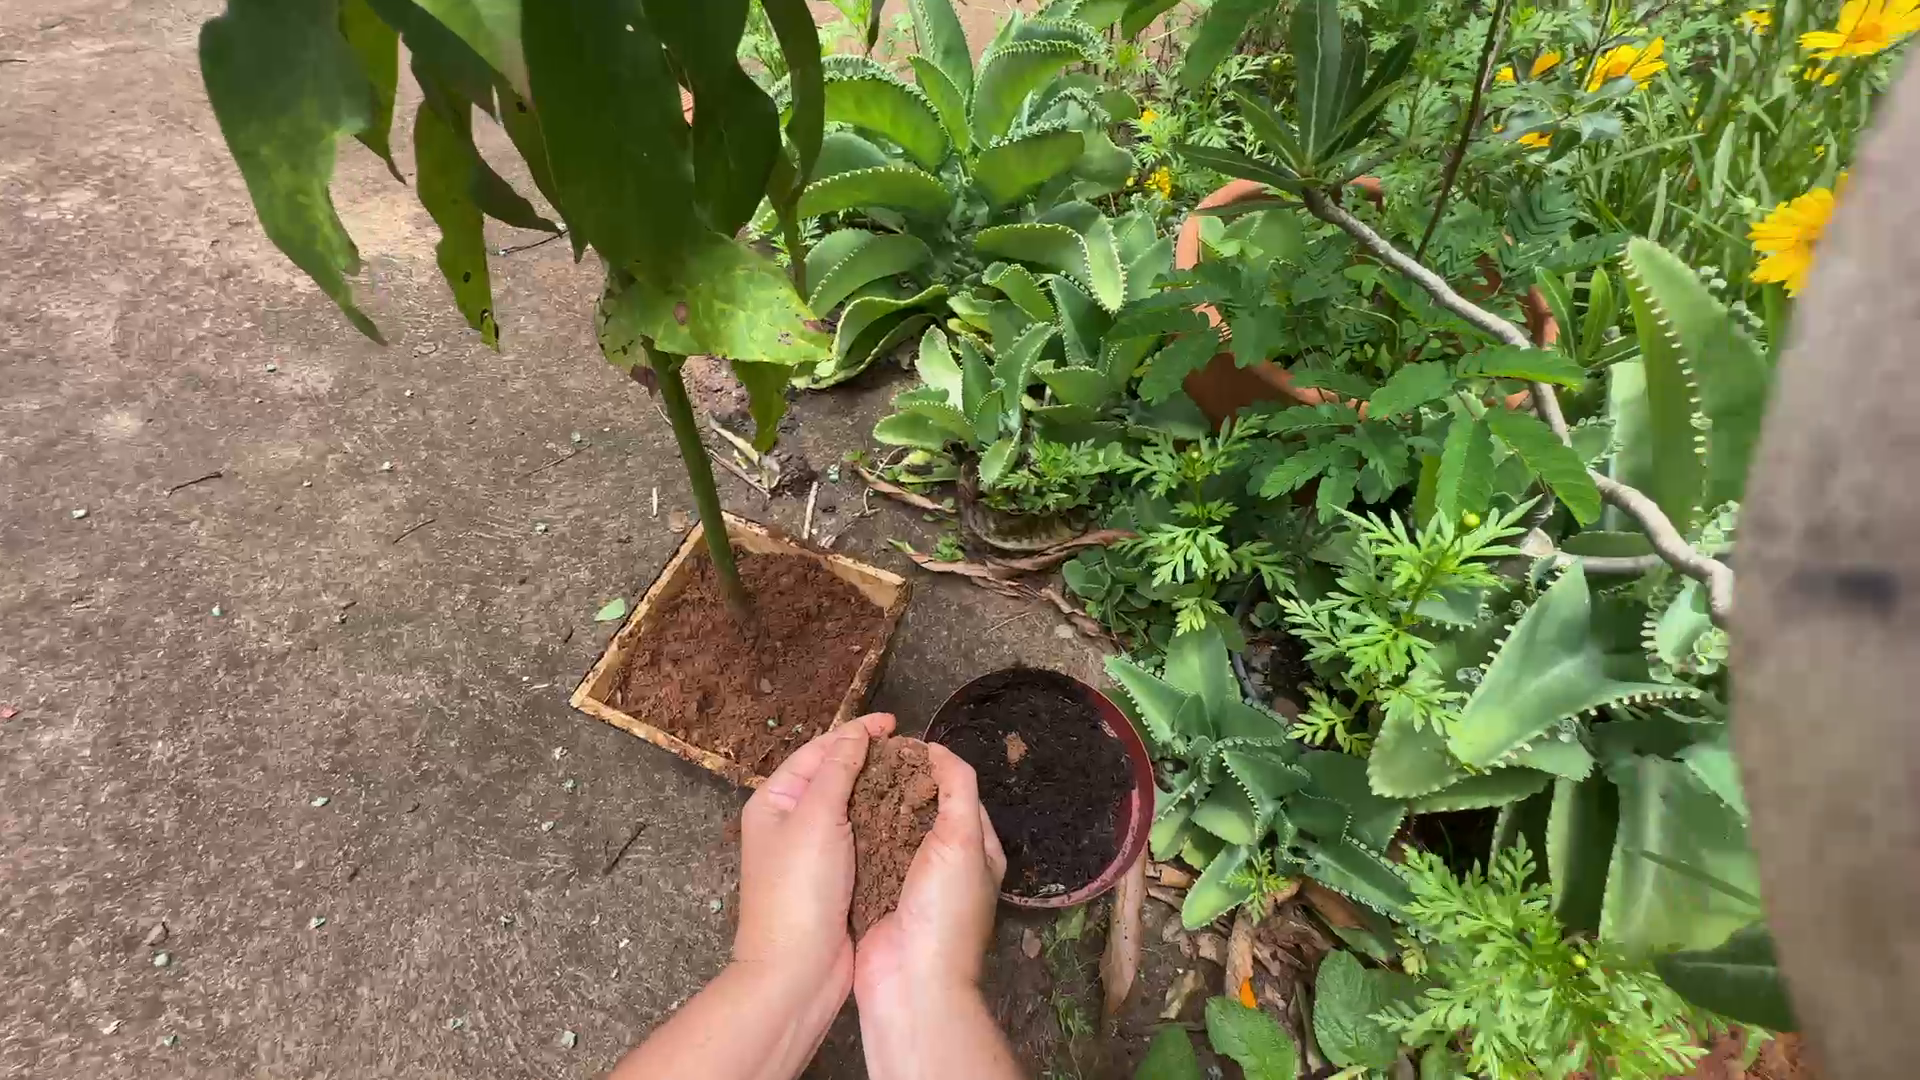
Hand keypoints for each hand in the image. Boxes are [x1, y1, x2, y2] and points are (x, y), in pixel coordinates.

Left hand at [735, 712, 895, 991]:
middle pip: (835, 773)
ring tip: (914, 774)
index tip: (894, 723)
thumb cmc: (799, 889)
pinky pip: (862, 833)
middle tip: (909, 748)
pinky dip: (884, 818)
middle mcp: (792, 819)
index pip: (818, 750)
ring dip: (880, 786)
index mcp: (776, 800)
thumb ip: (838, 769)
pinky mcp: (837, 872)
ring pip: (852, 803)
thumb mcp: (816, 818)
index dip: (855, 732)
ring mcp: (815, 847)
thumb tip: (856, 732)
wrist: (797, 972)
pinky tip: (909, 812)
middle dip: (870, 756)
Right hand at [853, 743, 1007, 1008]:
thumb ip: (957, 789)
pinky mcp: (880, 894)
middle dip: (899, 786)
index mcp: (978, 850)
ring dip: (875, 808)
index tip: (902, 746)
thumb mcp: (963, 838)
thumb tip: (939, 750)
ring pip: (893, 831)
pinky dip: (857, 835)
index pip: (959, 793)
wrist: (910, 983)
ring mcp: (912, 881)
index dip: (935, 768)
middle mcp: (948, 863)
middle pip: (923, 811)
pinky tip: (838, 812)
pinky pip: (869, 856)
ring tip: (849, 776)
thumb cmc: (944, 908)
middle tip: (868, 758)